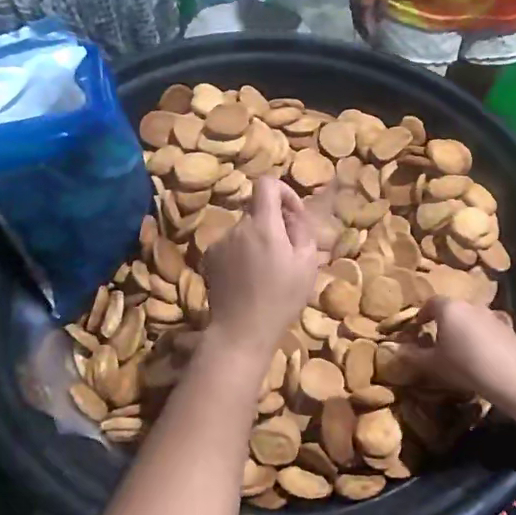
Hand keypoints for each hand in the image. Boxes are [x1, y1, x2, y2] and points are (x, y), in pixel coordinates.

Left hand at [201, 177, 323, 352]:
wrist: (240, 330)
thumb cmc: (281, 299)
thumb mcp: (306, 264)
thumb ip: (301, 230)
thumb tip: (292, 213)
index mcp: (263, 225)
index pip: (265, 184)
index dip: (283, 191)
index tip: (294, 214)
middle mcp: (237, 228)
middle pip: (257, 211)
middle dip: (274, 223)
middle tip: (288, 250)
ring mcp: (219, 242)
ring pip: (244, 229)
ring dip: (258, 239)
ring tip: (268, 269)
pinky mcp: (209, 258)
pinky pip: (231, 244)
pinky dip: (242, 252)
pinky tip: (249, 278)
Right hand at [351, 0, 389, 40]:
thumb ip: (381, 11)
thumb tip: (380, 23)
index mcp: (362, 9)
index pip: (365, 28)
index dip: (370, 37)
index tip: (375, 44)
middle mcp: (354, 8)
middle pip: (357, 25)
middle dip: (363, 34)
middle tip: (370, 41)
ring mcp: (351, 1)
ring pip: (354, 19)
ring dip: (360, 27)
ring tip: (366, 32)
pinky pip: (354, 12)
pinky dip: (358, 18)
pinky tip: (363, 18)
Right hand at [392, 297, 515, 397]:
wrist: (514, 378)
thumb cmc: (465, 365)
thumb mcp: (432, 363)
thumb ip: (411, 355)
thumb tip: (393, 350)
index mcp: (449, 308)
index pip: (431, 303)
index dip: (422, 314)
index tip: (417, 328)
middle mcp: (471, 306)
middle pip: (453, 309)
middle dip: (443, 321)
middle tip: (436, 339)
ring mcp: (494, 316)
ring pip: (472, 318)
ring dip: (464, 329)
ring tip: (459, 348)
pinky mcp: (510, 330)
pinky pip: (489, 329)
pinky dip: (482, 337)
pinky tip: (481, 355)